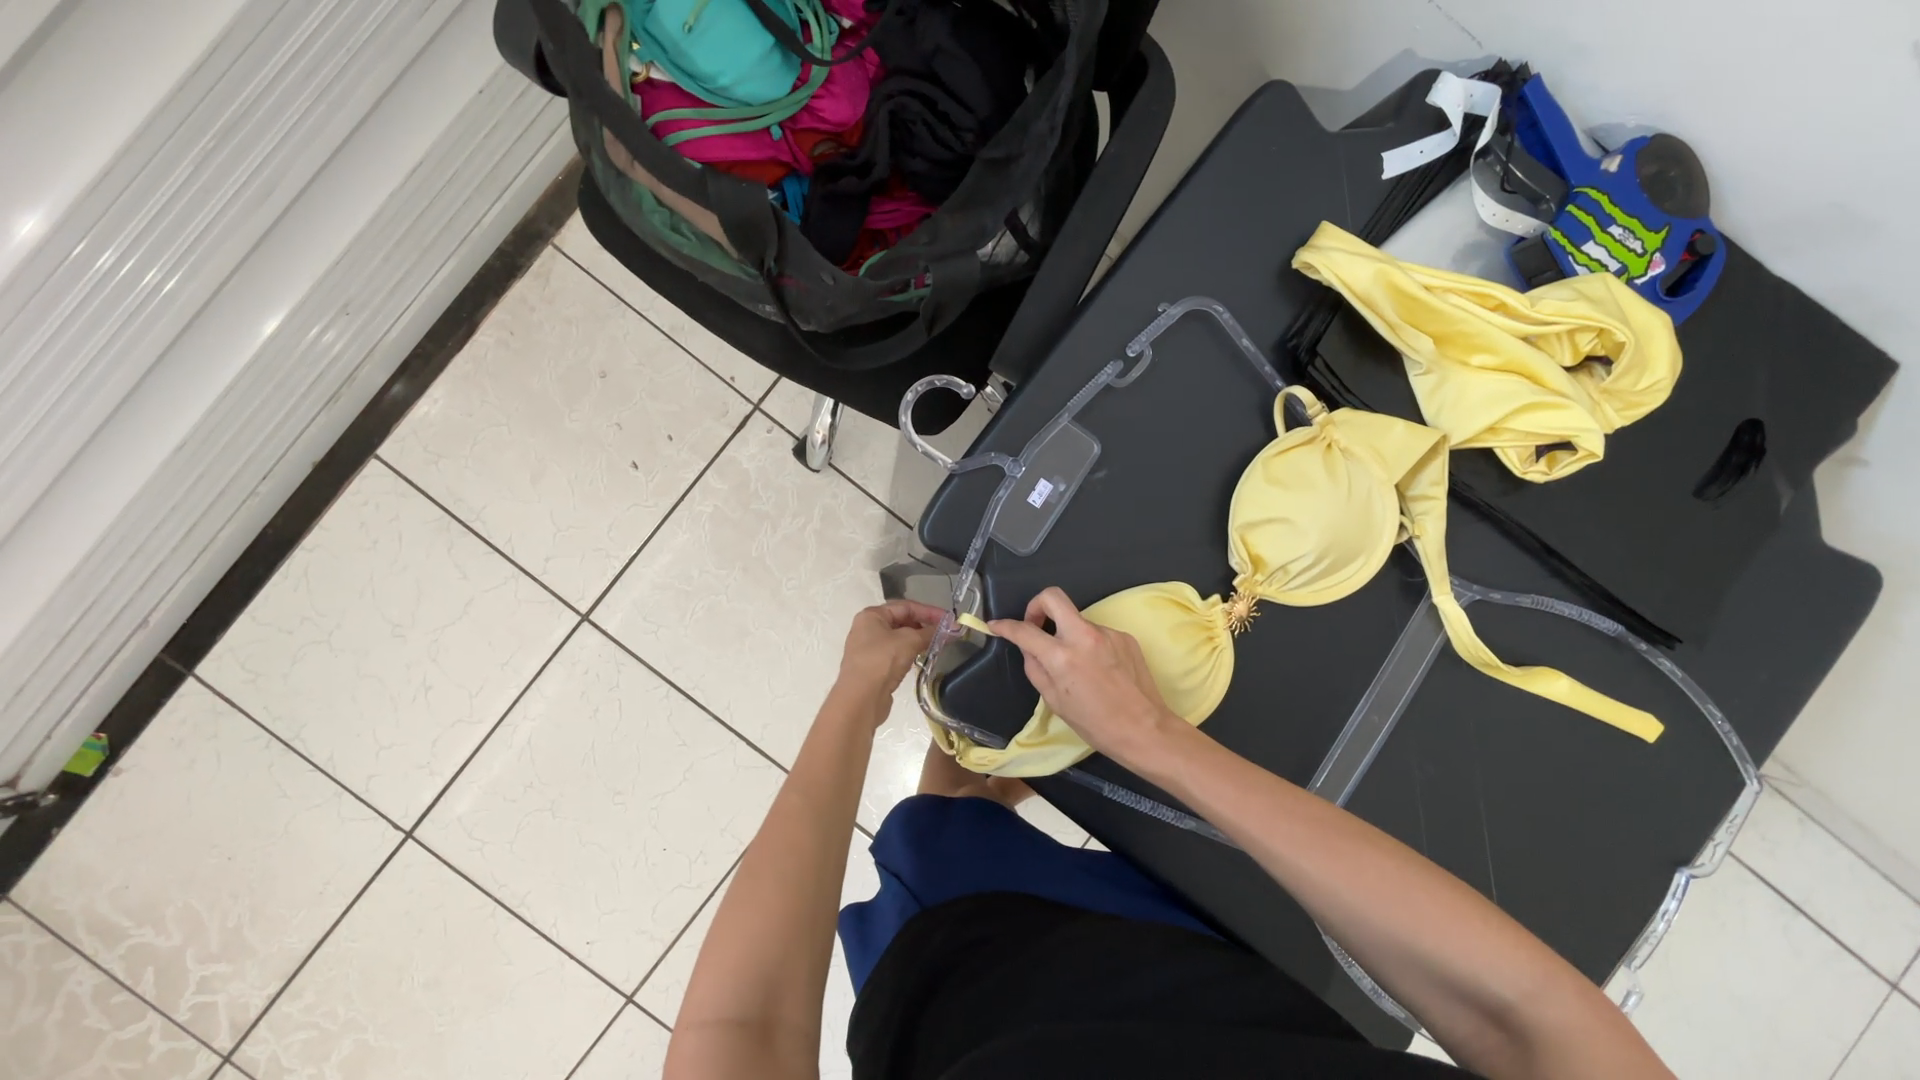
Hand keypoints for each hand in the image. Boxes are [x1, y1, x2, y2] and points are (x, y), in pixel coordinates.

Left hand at [836, 599, 944, 701]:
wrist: (860, 698)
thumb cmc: (882, 661)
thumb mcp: (909, 641)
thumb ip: (930, 632)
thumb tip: (950, 629)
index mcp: (871, 615)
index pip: (905, 606)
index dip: (929, 611)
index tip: (950, 620)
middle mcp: (867, 628)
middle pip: (902, 621)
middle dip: (925, 626)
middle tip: (945, 633)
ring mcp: (868, 649)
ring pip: (899, 639)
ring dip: (918, 640)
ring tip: (937, 645)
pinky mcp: (873, 667)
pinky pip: (895, 654)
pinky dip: (910, 653)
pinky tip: (921, 659)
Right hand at [989, 587, 1182, 764]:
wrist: (1144, 729)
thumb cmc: (1095, 724)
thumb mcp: (1054, 701)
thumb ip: (1036, 669)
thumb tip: (1029, 649)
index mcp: (1062, 656)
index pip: (1024, 630)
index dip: (1005, 626)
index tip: (997, 625)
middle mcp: (1084, 636)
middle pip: (1053, 596)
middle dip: (1036, 605)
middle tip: (1035, 625)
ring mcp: (1108, 633)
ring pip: (1078, 620)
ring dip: (1068, 634)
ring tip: (1076, 665)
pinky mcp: (1125, 637)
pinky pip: (1098, 634)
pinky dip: (1090, 645)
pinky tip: (1099, 670)